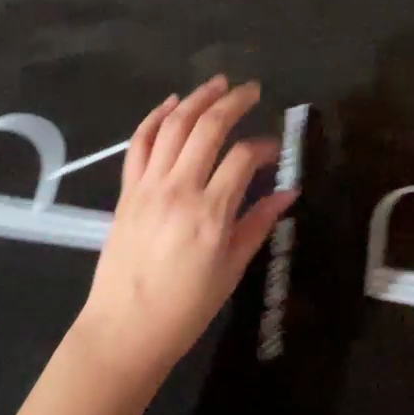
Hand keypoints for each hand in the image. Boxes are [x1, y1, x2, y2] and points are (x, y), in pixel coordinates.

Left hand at [73, 77, 296, 381]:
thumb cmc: (185, 308)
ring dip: (197, 98)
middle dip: (233, 102)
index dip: (263, 147)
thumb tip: (289, 193)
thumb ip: (258, 224)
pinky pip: (139, 142)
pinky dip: (154, 117)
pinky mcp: (127, 190)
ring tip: (218, 84)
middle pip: (208, 128)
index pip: (242, 158)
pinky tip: (172, 103)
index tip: (274, 150)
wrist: (124, 330)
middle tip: (252, 90)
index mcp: (210, 213)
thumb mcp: (231, 269)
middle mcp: (178, 189)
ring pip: (173, 125)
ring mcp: (148, 186)